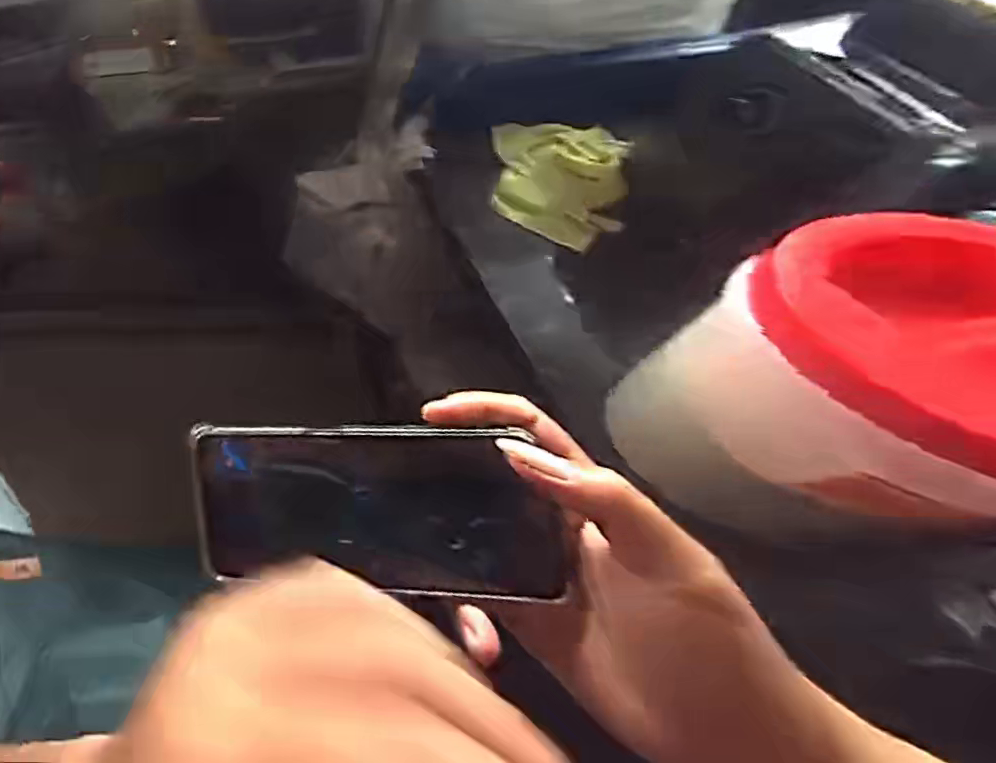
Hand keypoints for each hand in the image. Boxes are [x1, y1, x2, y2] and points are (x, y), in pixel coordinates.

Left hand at [103, 559, 563, 762]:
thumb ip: (374, 753)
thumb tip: (450, 752)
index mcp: (235, 728)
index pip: (385, 728)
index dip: (474, 753)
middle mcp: (229, 653)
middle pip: (380, 652)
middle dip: (475, 706)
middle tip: (529, 749)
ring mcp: (224, 616)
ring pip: (356, 604)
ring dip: (435, 653)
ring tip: (483, 710)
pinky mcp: (228, 603)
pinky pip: (315, 584)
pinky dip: (377, 610)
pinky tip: (413, 650)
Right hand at [422, 392, 936, 762]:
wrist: (740, 746)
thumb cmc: (715, 644)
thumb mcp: (672, 562)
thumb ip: (605, 499)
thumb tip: (512, 450)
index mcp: (586, 497)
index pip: (529, 431)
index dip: (482, 410)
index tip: (433, 413)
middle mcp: (549, 523)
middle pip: (481, 475)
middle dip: (438, 472)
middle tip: (398, 484)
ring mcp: (529, 568)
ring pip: (463, 535)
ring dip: (441, 552)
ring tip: (429, 571)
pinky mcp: (518, 615)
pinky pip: (469, 596)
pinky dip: (466, 616)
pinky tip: (483, 642)